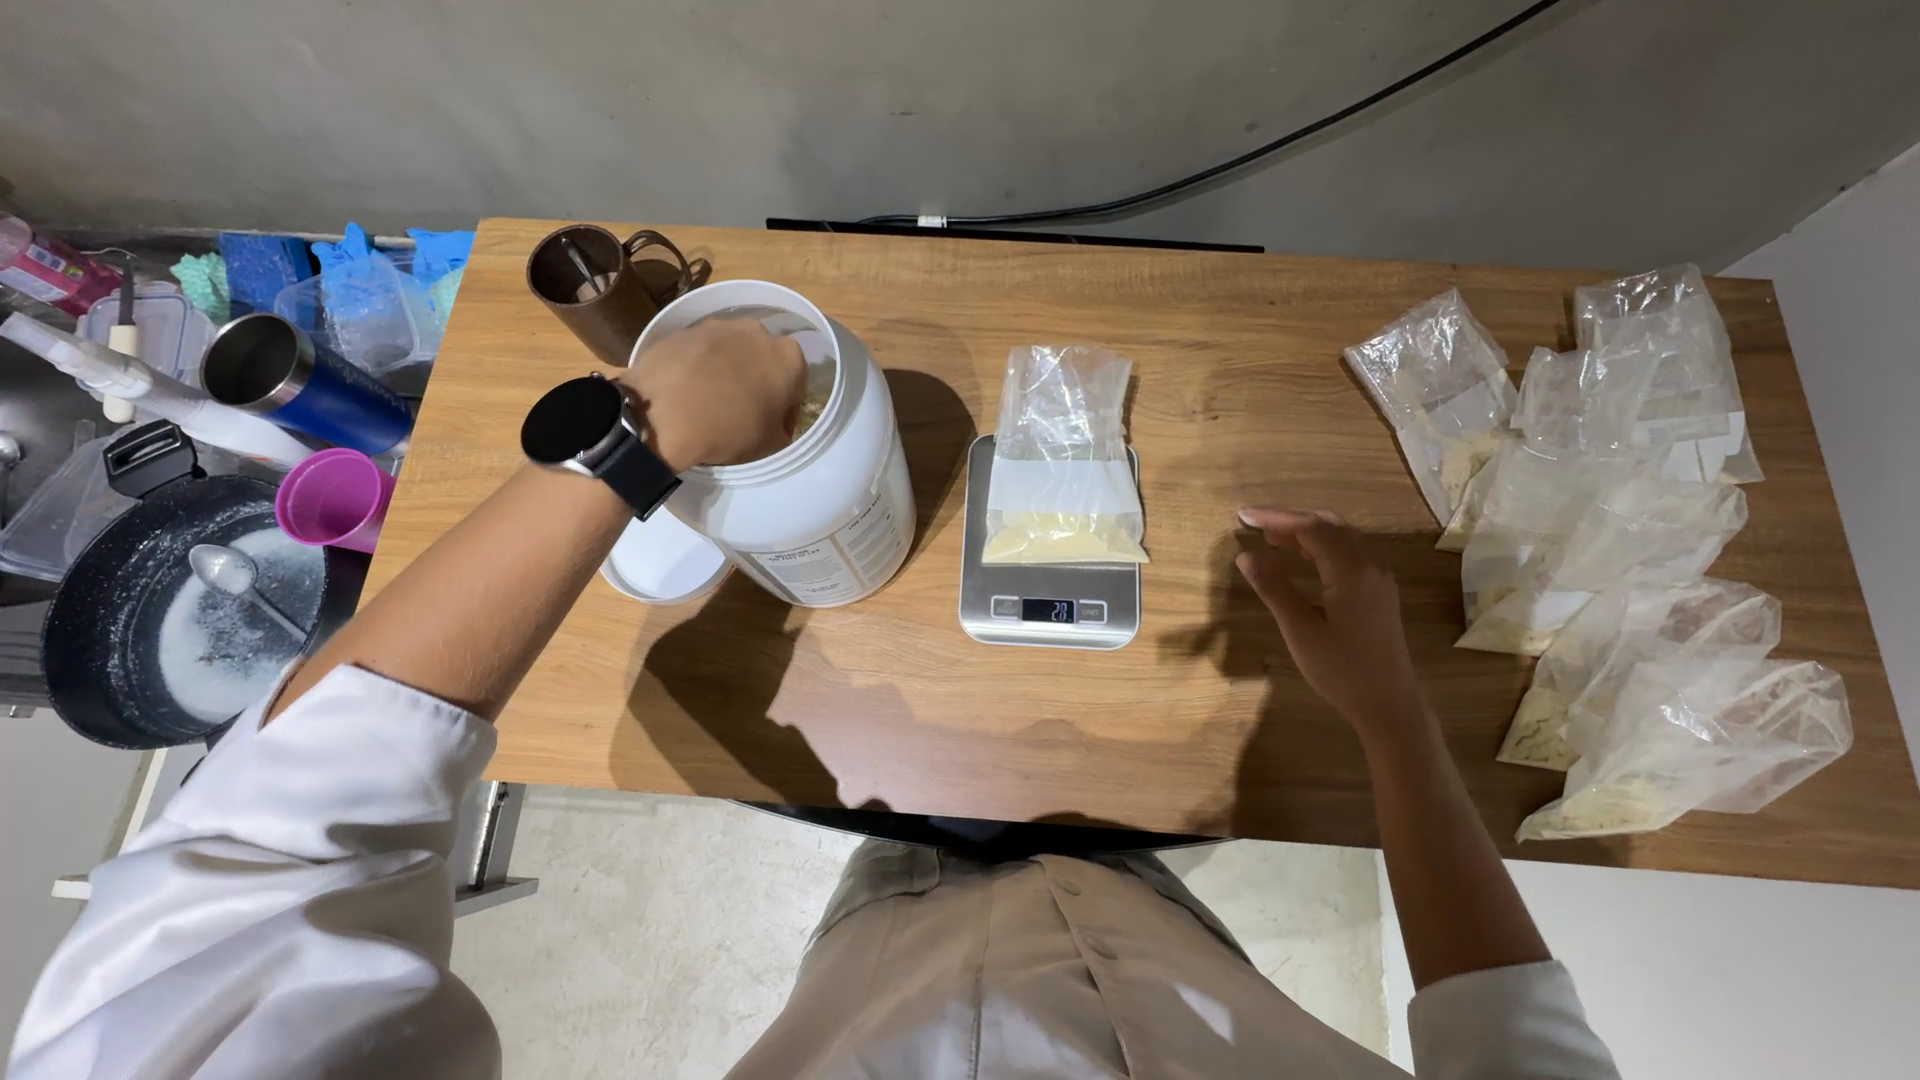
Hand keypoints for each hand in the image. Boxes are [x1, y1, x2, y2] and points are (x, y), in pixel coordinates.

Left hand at [622, 319, 806, 470]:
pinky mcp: (681, 331)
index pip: (796, 388)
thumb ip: (780, 431)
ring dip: (728, 373)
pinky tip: (688, 395)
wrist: (661, 414)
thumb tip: (775, 428)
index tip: (774, 429)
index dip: (786, 412)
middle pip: (764, 362)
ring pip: (731, 354)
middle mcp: (757, 331)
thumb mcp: (769, 444)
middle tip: (745, 412)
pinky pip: (700, 354)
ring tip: (712, 403)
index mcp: (788, 356)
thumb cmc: (729, 428)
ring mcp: (716, 327)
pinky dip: (699, 370)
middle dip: (758, 383)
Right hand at [1235, 508, 1428, 738]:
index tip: (1244, 516)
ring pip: (1342, 537)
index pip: (1311, 528)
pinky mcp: (1379, 591)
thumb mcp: (1299, 629)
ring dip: (1308, 531)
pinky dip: (1323, 546)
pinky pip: (1350, 552)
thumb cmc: (1340, 669)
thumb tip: (1245, 556)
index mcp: (1351, 571)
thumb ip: (1273, 588)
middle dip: (1292, 519)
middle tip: (1256, 524)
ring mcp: (1378, 578)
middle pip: (1330, 524)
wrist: (1388, 702)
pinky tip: (1304, 559)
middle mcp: (1370, 565)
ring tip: (1273, 538)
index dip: (1276, 518)